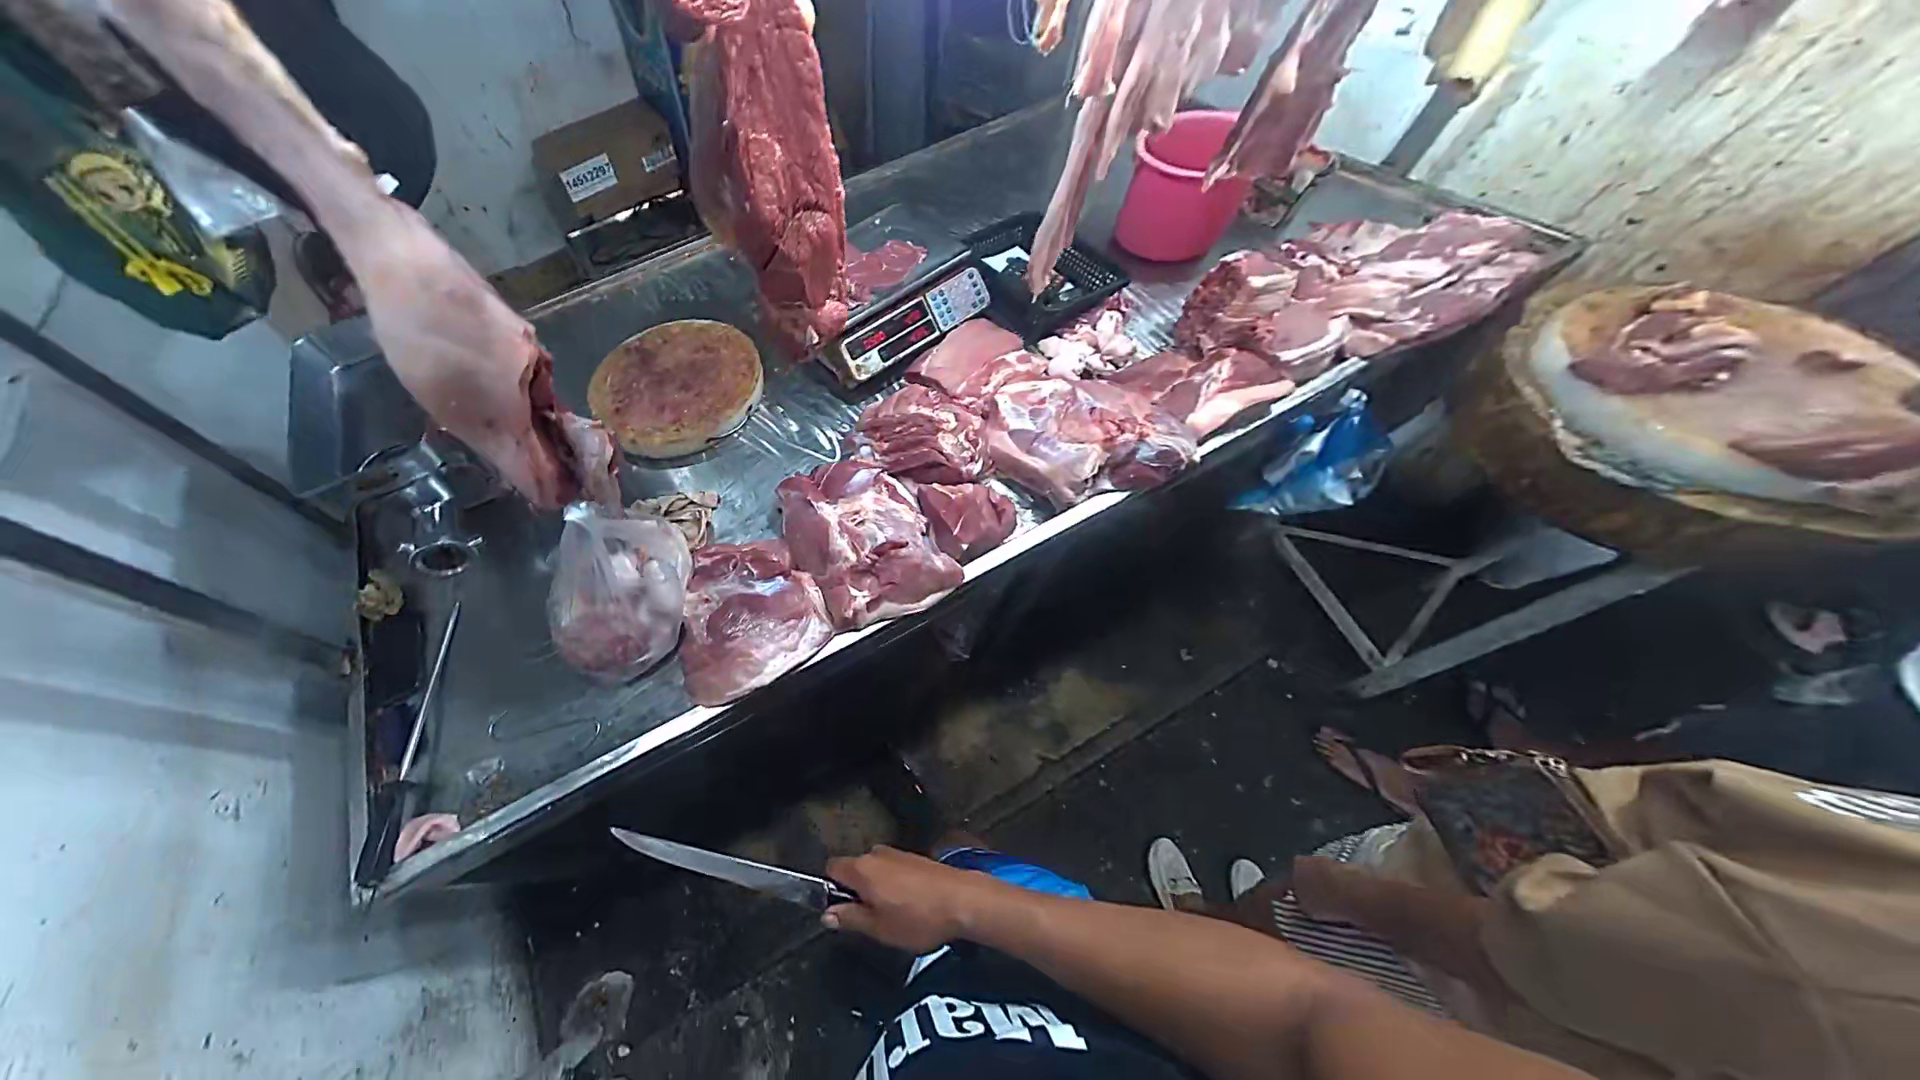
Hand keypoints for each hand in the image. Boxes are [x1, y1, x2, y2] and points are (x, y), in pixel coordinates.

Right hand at [821, 846, 1000, 951]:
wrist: (962, 900)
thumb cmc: (917, 917)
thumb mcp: (878, 928)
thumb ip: (850, 918)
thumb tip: (827, 914)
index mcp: (863, 868)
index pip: (832, 867)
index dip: (830, 888)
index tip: (840, 910)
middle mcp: (878, 854)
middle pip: (854, 868)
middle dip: (855, 891)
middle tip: (867, 919)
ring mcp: (899, 853)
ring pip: (875, 870)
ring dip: (876, 888)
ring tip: (891, 915)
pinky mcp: (916, 858)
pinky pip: (893, 870)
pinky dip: (894, 884)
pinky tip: (909, 905)